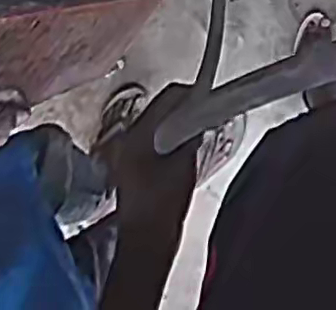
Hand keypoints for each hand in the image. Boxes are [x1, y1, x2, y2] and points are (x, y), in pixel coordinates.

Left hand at [100, 83, 200, 227]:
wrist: (146, 243)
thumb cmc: (164, 204)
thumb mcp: (186, 161)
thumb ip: (193, 130)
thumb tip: (203, 111)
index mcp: (138, 133)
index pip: (168, 96)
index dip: (192, 92)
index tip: (208, 95)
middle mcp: (127, 137)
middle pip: (161, 105)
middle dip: (185, 104)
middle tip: (206, 110)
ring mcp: (126, 151)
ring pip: (158, 119)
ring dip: (178, 118)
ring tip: (198, 125)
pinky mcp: (131, 163)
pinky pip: (154, 135)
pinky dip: (170, 132)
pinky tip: (184, 143)